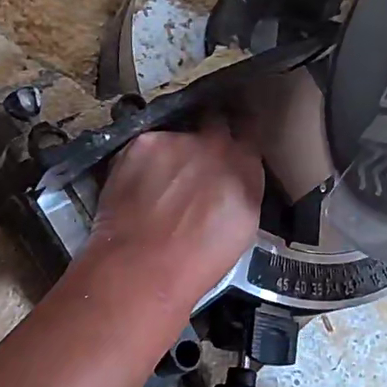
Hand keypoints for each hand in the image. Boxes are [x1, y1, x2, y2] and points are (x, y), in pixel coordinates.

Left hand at [82, 119, 263, 305]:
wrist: (145, 265)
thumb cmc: (197, 262)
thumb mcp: (242, 228)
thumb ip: (241, 189)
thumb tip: (232, 178)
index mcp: (247, 168)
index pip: (249, 134)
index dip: (238, 139)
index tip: (231, 147)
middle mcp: (217, 145)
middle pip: (216, 122)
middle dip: (208, 134)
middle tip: (194, 162)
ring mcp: (179, 140)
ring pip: (176, 136)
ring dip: (172, 153)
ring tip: (159, 185)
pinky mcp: (144, 143)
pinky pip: (147, 146)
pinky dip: (143, 161)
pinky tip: (136, 186)